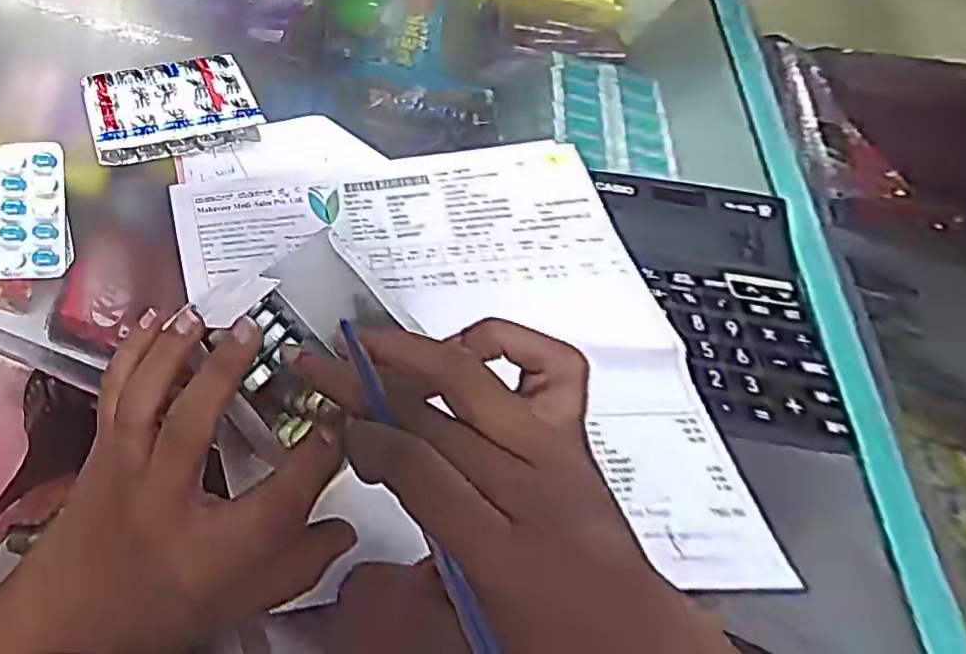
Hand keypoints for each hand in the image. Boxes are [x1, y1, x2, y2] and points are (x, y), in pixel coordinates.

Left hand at [0, 306, 355, 653]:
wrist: (75, 609)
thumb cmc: (155, 607)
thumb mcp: (237, 600)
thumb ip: (295, 565)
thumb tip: (342, 530)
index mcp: (205, 550)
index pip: (273, 503)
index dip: (312, 462)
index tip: (333, 425)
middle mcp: (159, 498)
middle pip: (192, 425)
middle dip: (223, 371)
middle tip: (250, 331)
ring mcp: (124, 464)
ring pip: (141, 396)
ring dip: (168, 347)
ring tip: (196, 314)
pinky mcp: (102, 444)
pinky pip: (112, 388)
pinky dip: (130, 349)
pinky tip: (149, 322)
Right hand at [293, 319, 733, 653]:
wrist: (643, 645)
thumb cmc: (558, 636)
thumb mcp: (463, 623)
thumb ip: (401, 582)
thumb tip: (357, 535)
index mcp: (507, 559)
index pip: (415, 467)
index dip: (364, 438)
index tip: (342, 430)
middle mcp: (539, 496)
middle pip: (431, 413)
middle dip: (360, 381)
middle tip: (323, 367)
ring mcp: (561, 458)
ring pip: (470, 377)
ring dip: (408, 351)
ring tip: (371, 344)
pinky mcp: (575, 438)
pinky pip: (555, 367)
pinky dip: (505, 341)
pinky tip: (464, 345)